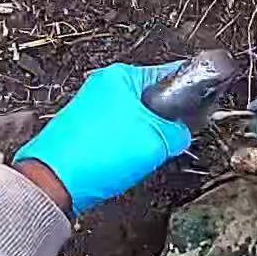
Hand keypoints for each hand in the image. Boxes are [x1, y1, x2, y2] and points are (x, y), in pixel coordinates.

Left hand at [15, 62, 192, 213]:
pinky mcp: (84, 126)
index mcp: (121, 76)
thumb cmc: (95, 155)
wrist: (54, 182)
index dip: (189, 90)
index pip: (169, 72)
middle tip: (166, 139)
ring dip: (144, 136)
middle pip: (152, 98)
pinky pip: (118, 132)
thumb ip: (179, 132)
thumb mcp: (157, 141)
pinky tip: (122, 160)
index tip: (202, 102)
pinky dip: (125, 145)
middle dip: (163, 121)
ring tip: (137, 153)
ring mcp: (92, 105)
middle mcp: (104, 85)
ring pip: (136, 118)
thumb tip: (182, 134)